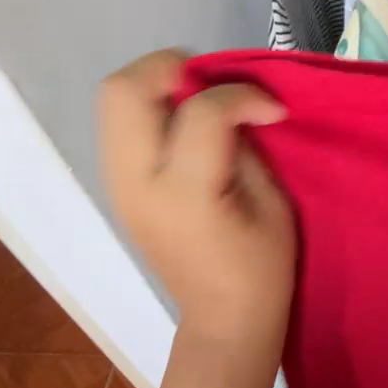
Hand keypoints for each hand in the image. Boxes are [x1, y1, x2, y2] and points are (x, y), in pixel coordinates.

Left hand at [98, 50, 294, 365]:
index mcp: (185, 195)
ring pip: (114, 100)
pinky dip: (152, 110)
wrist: (223, 320)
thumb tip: (234, 107)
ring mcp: (119, 186)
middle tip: (215, 82)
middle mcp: (137, 184)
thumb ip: (247, 148)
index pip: (201, 112)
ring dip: (158, 85)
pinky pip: (123, 126)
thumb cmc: (262, 272)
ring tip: (201, 101)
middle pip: (125, 90)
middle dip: (172, 67)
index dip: (241, 95)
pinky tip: (187, 127)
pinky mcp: (118, 188)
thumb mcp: (273, 206)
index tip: (272, 110)